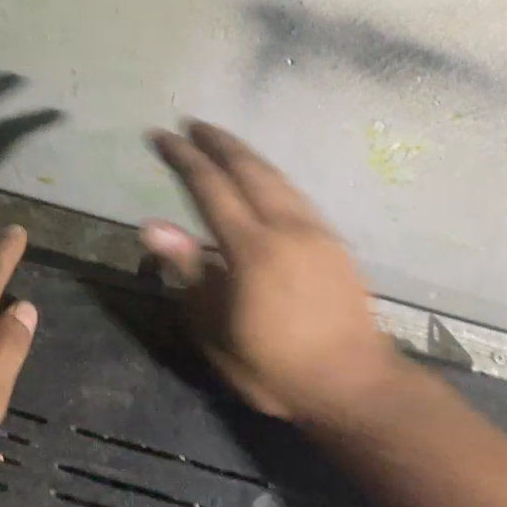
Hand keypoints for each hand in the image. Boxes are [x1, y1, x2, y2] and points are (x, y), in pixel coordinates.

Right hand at [141, 122, 404, 421]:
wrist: (353, 382)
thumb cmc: (276, 366)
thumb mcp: (217, 330)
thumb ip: (189, 272)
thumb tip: (153, 226)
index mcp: (252, 247)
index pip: (210, 187)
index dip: (183, 159)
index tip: (161, 137)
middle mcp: (286, 226)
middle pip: (248, 169)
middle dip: (217, 143)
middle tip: (191, 124)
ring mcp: (315, 230)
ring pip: (277, 176)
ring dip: (247, 154)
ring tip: (223, 142)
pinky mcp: (334, 241)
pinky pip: (296, 193)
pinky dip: (272, 175)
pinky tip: (266, 178)